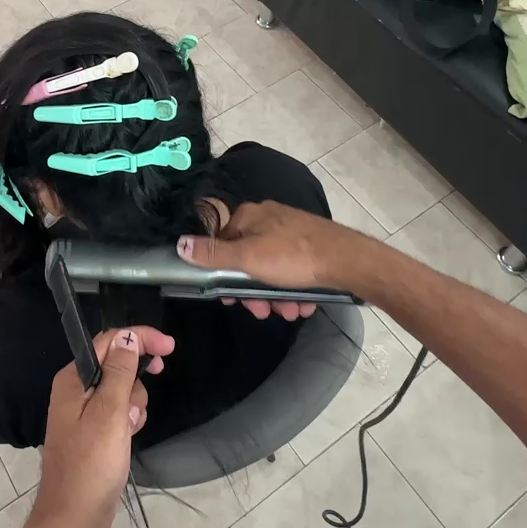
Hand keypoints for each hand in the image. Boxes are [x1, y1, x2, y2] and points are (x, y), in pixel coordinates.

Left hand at [20, 327, 175, 527]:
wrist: (74, 518)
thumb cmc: (91, 463)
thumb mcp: (109, 412)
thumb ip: (119, 372)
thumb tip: (128, 336)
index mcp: (73, 378)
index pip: (109, 341)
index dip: (139, 338)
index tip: (170, 346)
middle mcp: (75, 389)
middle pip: (115, 362)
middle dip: (137, 373)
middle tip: (159, 375)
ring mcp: (84, 411)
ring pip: (121, 388)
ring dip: (134, 400)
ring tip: (131, 424)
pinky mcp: (94, 431)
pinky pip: (118, 411)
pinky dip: (129, 418)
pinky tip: (130, 434)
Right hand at [178, 200, 362, 318]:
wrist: (348, 261)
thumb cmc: (293, 257)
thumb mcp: (248, 259)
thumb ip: (213, 255)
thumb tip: (179, 245)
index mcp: (249, 216)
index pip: (223, 244)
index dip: (223, 274)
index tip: (231, 299)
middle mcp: (268, 218)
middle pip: (248, 260)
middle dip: (255, 291)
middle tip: (265, 311)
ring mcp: (291, 230)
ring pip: (272, 269)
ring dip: (277, 295)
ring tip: (290, 311)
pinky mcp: (310, 244)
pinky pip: (293, 269)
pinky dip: (294, 289)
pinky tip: (303, 304)